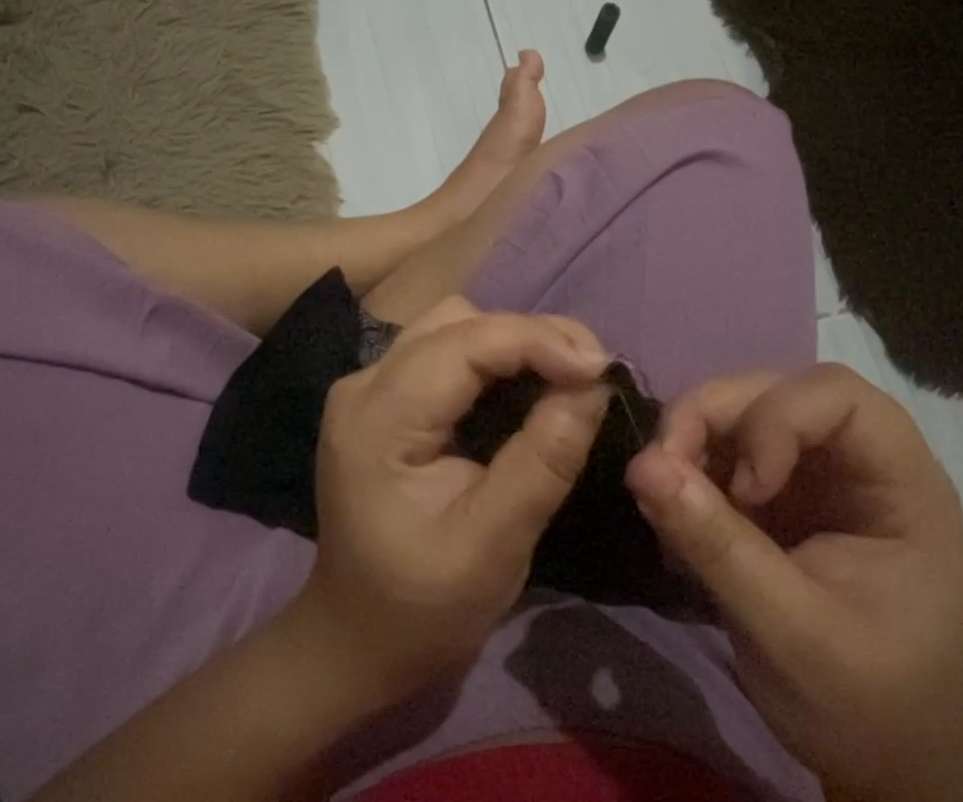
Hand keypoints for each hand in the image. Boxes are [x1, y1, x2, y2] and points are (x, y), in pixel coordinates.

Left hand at [297, 297, 610, 703]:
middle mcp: (364, 386)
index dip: (540, 340)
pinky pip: (446, 356)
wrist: (357, 640)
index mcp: (377, 419)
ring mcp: (369, 391)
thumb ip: (542, 460)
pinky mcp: (385, 403)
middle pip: (457, 323)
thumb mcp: (493, 544)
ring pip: (453, 330)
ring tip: (570, 379)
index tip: (604, 371)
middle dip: (533, 337)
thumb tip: (594, 386)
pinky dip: (495, 362)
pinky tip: (531, 389)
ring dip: (516, 344)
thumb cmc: (422, 607)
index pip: (464, 343)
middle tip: (594, 377)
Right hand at [626, 365, 962, 801]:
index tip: (745, 491)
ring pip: (739, 416)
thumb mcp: (790, 631)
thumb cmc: (863, 702)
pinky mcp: (774, 501)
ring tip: (665, 511)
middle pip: (777, 393)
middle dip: (712, 420)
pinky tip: (675, 529)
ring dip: (691, 448)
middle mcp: (856, 465)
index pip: (839, 398)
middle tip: (661, 473)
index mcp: (901, 486)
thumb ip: (719, 546)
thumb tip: (641, 466)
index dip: (778, 419)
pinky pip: (719, 457)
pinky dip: (686, 479)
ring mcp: (812, 479)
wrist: (879, 760)